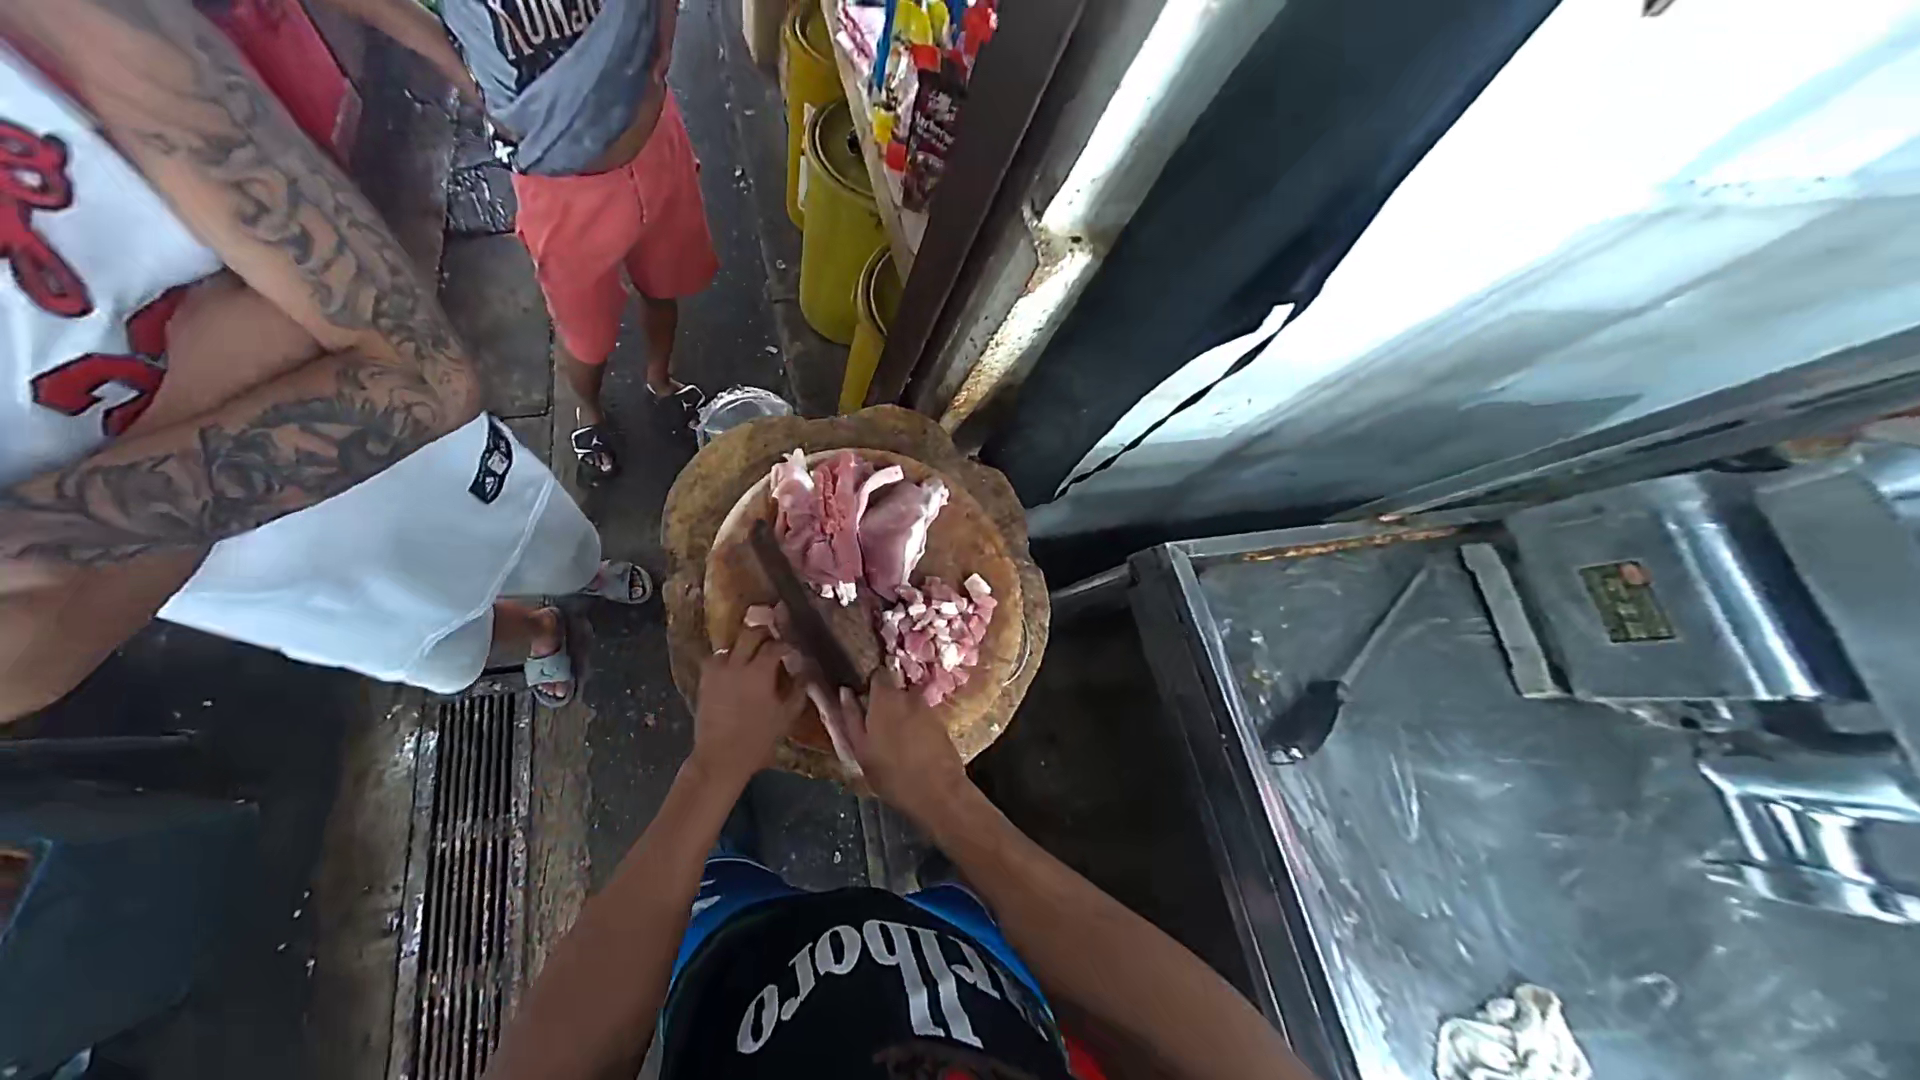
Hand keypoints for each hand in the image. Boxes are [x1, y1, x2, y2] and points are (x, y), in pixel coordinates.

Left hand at [692, 627, 806, 786]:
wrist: (721, 757)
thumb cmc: (758, 738)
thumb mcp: (786, 715)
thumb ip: (798, 690)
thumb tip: (804, 672)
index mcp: (760, 671)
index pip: (775, 645)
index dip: (785, 645)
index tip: (792, 651)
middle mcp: (737, 664)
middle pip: (750, 634)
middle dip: (764, 633)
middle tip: (773, 641)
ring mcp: (717, 671)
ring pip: (730, 643)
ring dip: (743, 644)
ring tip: (752, 653)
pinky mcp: (704, 680)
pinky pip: (716, 658)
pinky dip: (727, 658)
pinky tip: (734, 667)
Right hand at [841, 680, 971, 825]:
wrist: (938, 792)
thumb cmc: (891, 772)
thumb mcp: (861, 748)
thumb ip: (851, 716)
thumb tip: (845, 691)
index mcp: (886, 697)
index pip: (877, 673)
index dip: (869, 684)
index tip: (862, 698)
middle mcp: (909, 695)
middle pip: (893, 691)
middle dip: (884, 703)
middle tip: (875, 727)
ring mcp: (928, 708)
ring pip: (907, 705)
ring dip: (900, 716)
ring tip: (893, 741)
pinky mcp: (941, 722)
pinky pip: (921, 717)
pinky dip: (914, 726)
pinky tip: (910, 747)